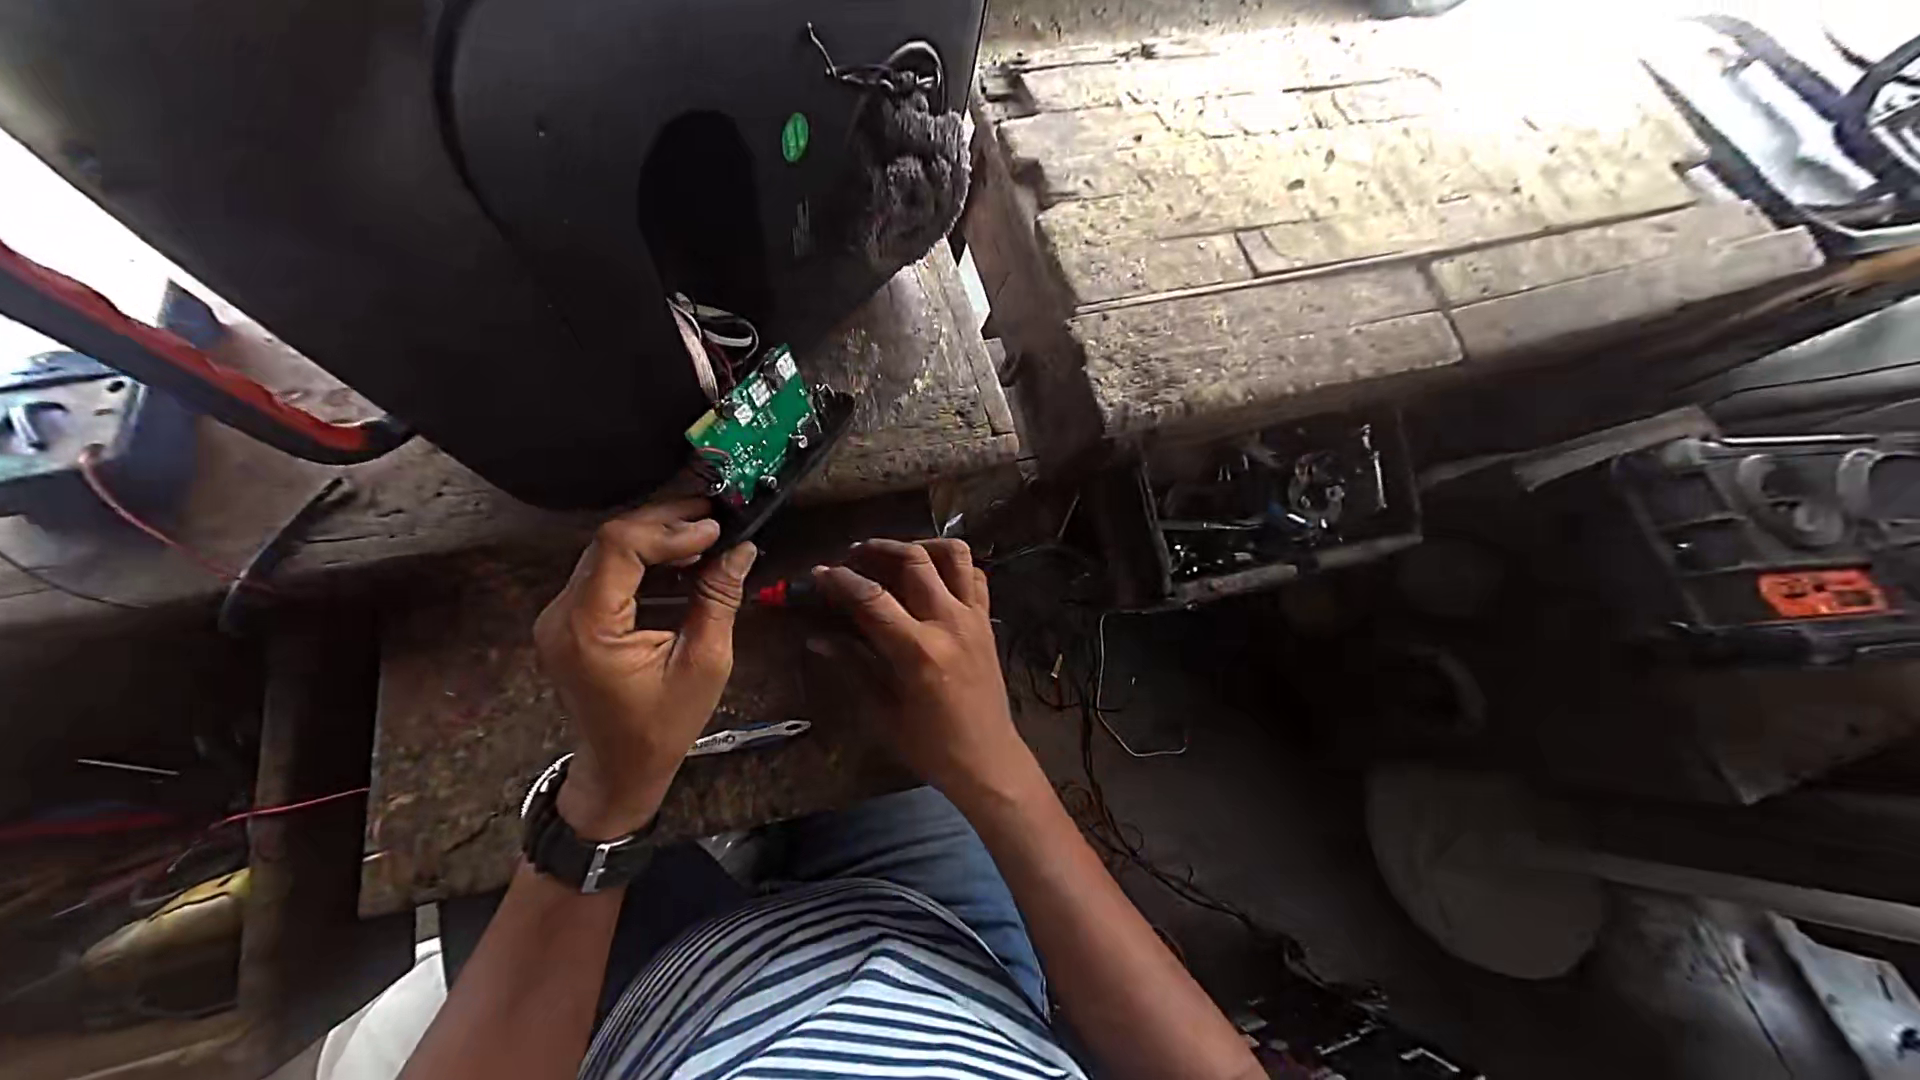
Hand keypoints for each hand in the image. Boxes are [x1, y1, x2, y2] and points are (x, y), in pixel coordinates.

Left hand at [533, 498, 755, 837]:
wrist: (620, 768)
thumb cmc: (662, 726)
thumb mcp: (705, 663)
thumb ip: (718, 600)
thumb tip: (740, 550)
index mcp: (589, 629)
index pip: (620, 547)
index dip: (670, 529)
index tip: (715, 530)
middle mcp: (562, 614)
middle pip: (610, 540)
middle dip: (665, 521)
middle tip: (714, 513)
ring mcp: (561, 615)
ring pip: (608, 549)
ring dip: (657, 535)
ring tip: (704, 530)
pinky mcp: (572, 618)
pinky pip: (608, 570)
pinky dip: (647, 556)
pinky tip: (682, 556)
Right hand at [813, 538, 1037, 805]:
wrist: (988, 758)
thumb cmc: (931, 744)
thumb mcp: (883, 711)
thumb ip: (853, 666)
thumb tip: (817, 637)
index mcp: (919, 651)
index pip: (873, 598)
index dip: (841, 580)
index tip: (819, 572)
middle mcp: (950, 623)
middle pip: (914, 561)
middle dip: (878, 549)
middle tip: (853, 556)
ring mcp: (973, 618)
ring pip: (953, 555)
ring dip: (920, 546)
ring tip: (895, 555)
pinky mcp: (987, 620)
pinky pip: (975, 575)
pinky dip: (953, 566)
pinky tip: (932, 576)